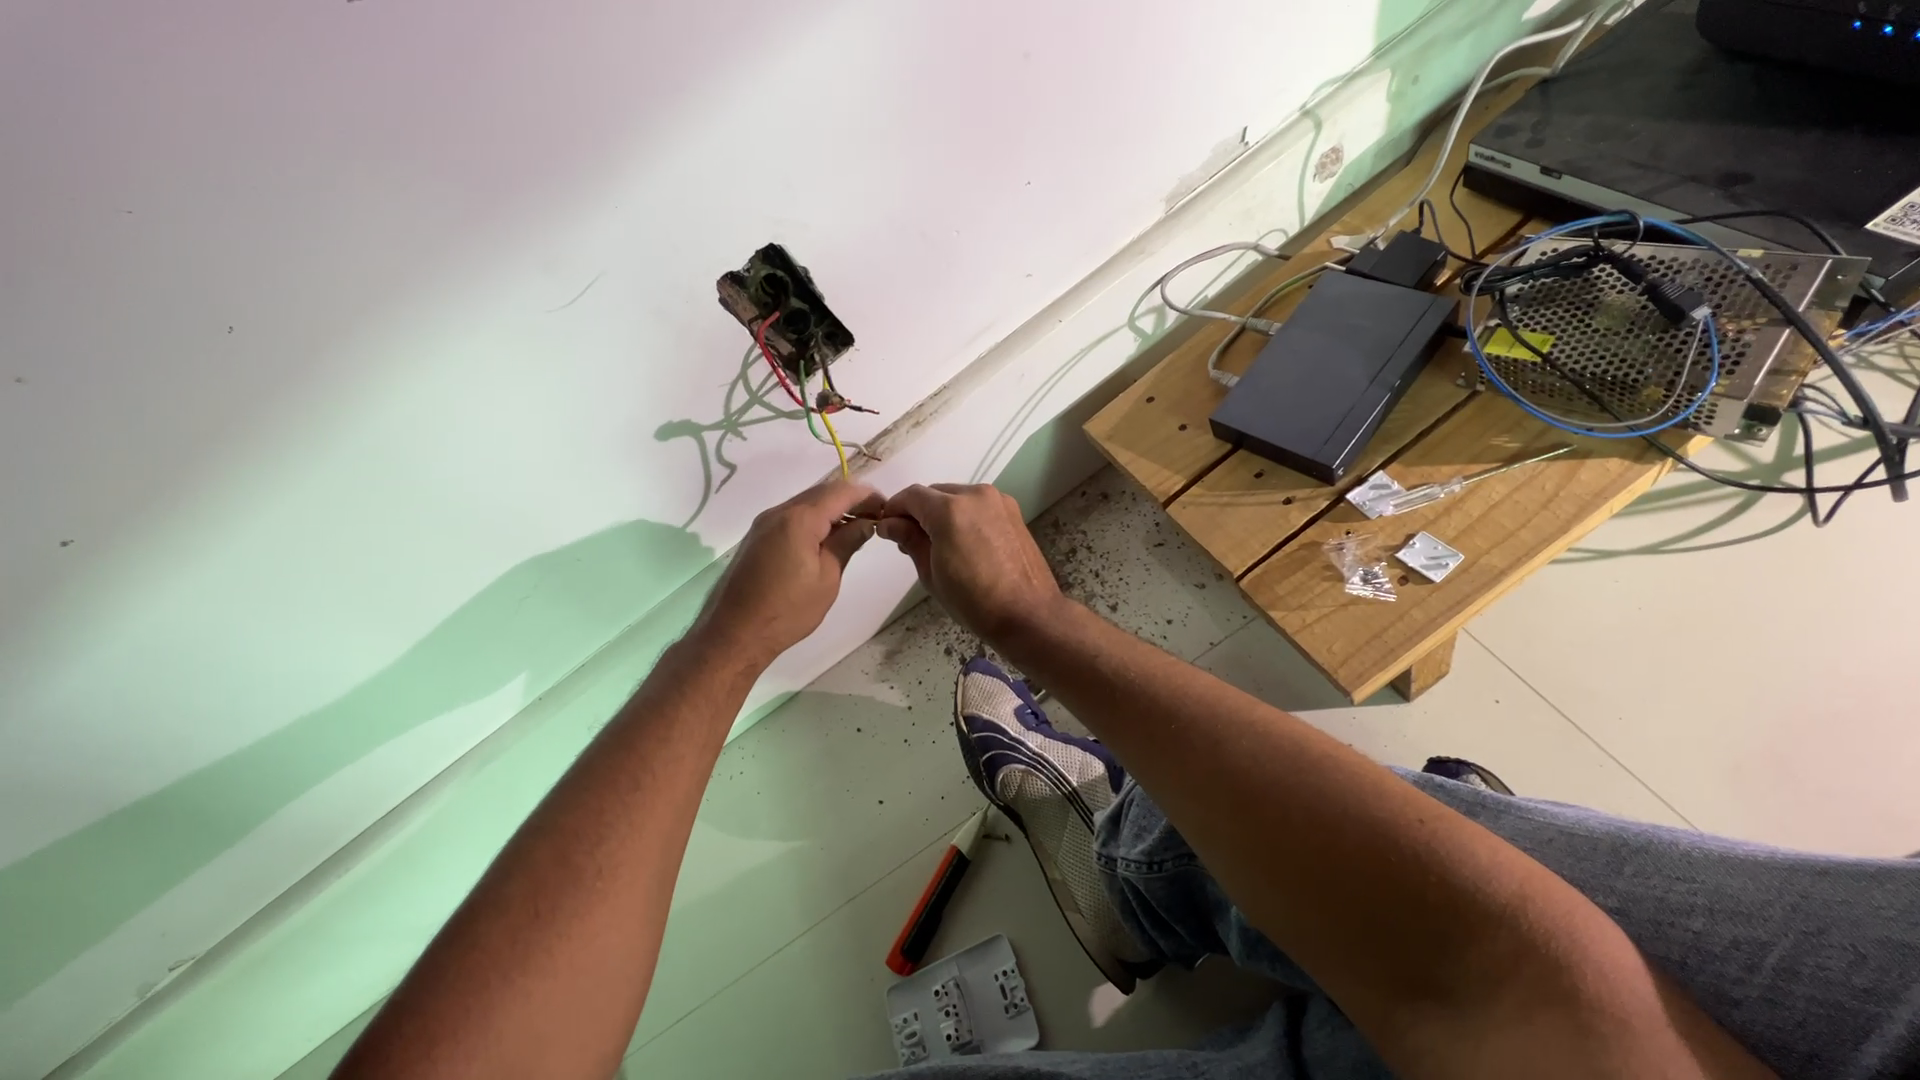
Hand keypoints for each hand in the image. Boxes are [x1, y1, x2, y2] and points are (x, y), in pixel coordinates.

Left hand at [690, 480, 884, 668]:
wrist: (735, 633)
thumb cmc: (788, 610)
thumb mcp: (827, 578)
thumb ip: (847, 543)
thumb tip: (866, 522)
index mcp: (799, 519)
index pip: (841, 492)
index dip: (867, 495)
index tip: (887, 508)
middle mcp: (779, 512)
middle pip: (822, 492)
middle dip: (851, 500)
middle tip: (875, 518)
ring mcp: (764, 523)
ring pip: (805, 503)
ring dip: (831, 510)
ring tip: (855, 529)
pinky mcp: (757, 537)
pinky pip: (791, 516)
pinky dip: (813, 520)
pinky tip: (827, 539)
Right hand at [877, 483, 1067, 644]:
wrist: (1027, 614)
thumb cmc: (973, 601)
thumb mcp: (931, 574)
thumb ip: (910, 540)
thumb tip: (889, 524)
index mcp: (950, 510)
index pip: (911, 496)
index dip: (894, 509)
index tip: (886, 528)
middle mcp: (975, 495)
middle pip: (934, 493)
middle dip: (918, 512)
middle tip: (909, 541)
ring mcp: (997, 500)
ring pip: (957, 497)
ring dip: (941, 512)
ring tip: (937, 544)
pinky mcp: (1012, 511)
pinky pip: (977, 505)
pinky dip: (963, 515)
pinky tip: (962, 542)